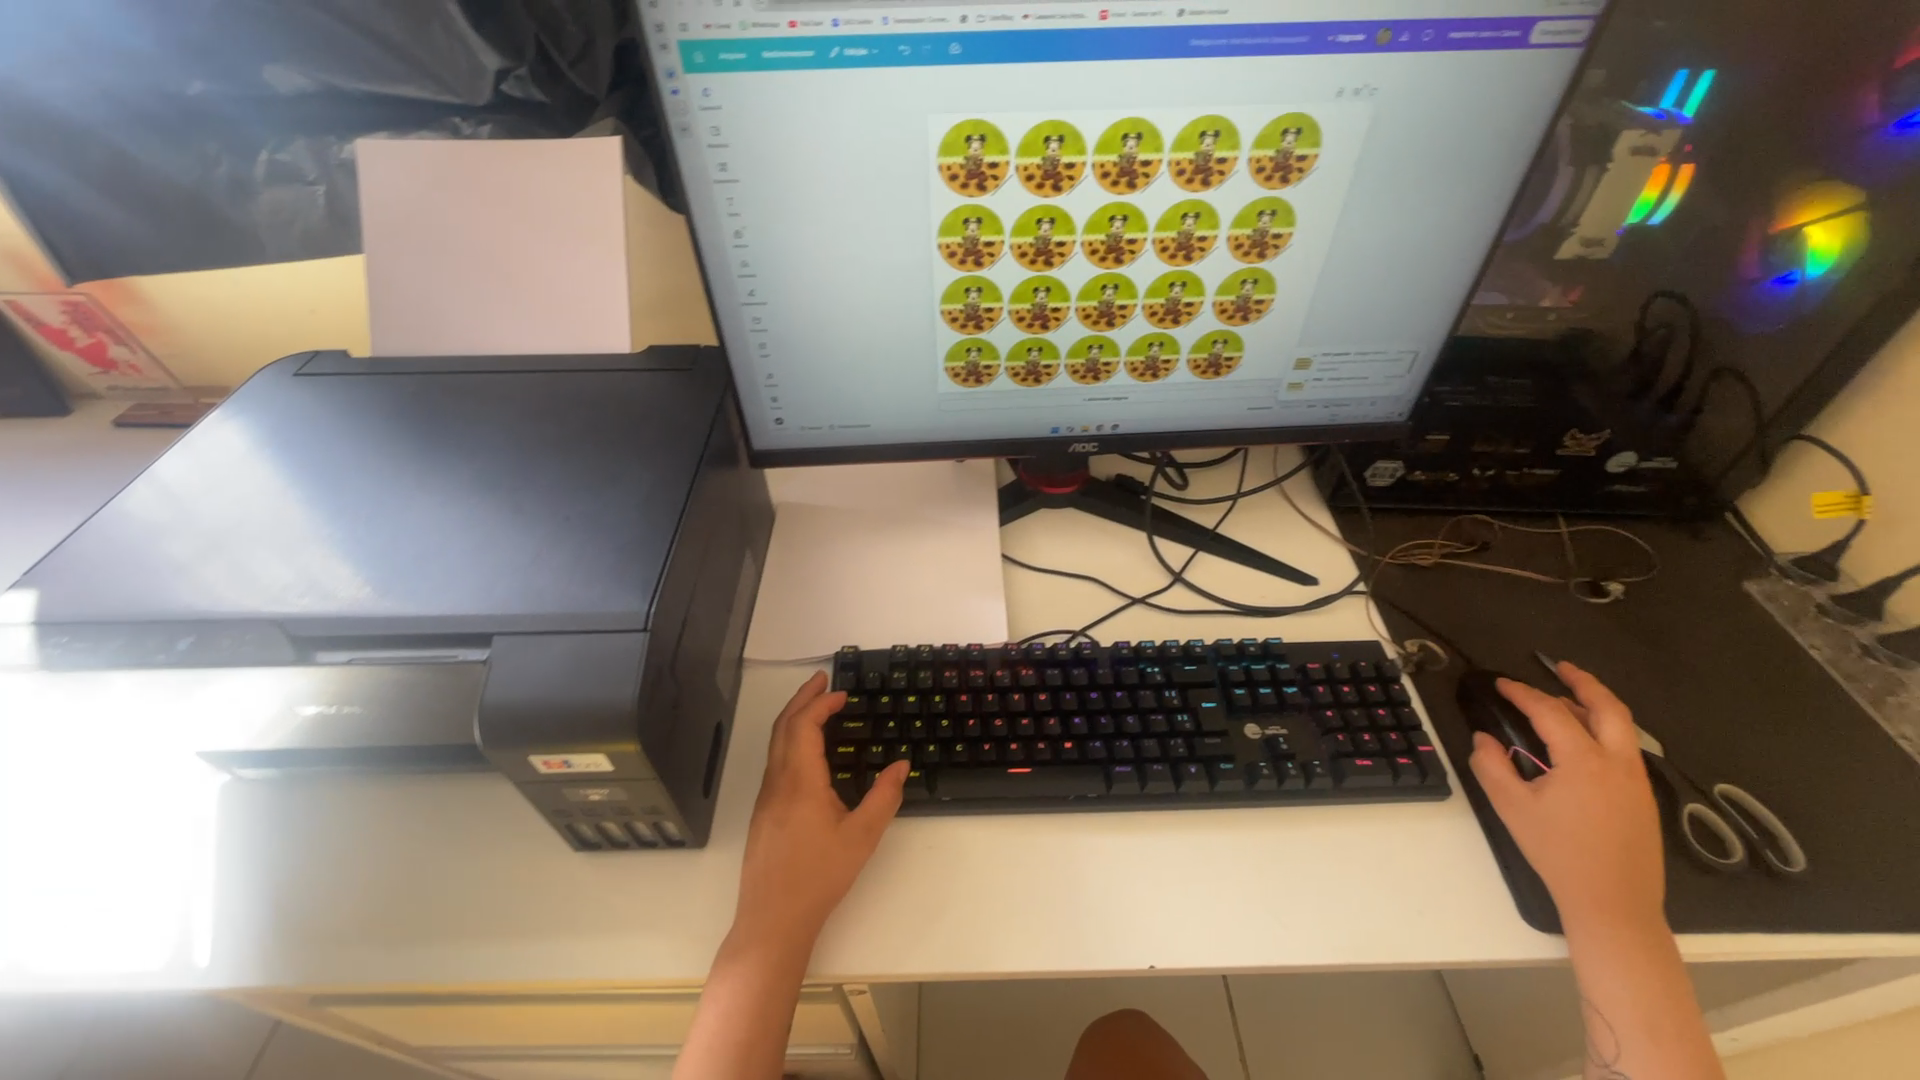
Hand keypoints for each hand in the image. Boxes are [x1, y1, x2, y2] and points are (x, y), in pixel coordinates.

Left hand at [733, 672, 908, 951]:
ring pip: (775, 745)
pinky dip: (789, 741)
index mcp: (800, 782)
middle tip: (821, 680)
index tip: (841, 693)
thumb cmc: (819, 877)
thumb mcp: (862, 837)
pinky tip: (806, 752)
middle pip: (783, 727)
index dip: (820, 703)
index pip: (803, 726)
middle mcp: (777, 783)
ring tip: (815, 708)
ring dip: (793, 719)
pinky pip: (775, 762)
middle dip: (802, 699)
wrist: (773, 919)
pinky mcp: (763, 814)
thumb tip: (901, 764)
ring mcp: (765, 799)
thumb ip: (884, 797)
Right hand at [1468, 661, 1665, 930]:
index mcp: (1584, 761)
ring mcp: (1637, 780)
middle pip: (1608, 707)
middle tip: (1560, 667)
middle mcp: (1618, 762)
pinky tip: (1583, 741)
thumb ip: (1491, 766)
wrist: (1613, 902)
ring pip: (1622, 727)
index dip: (1522, 693)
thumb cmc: (1558, 853)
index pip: (1551, 711)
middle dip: (1583, 682)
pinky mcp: (1644, 797)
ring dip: (1595, 705)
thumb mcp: (1512, 808)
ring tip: (1567, 700)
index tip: (1500, 684)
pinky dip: (1604, 730)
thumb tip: (1484, 737)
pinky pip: (1625, 749)